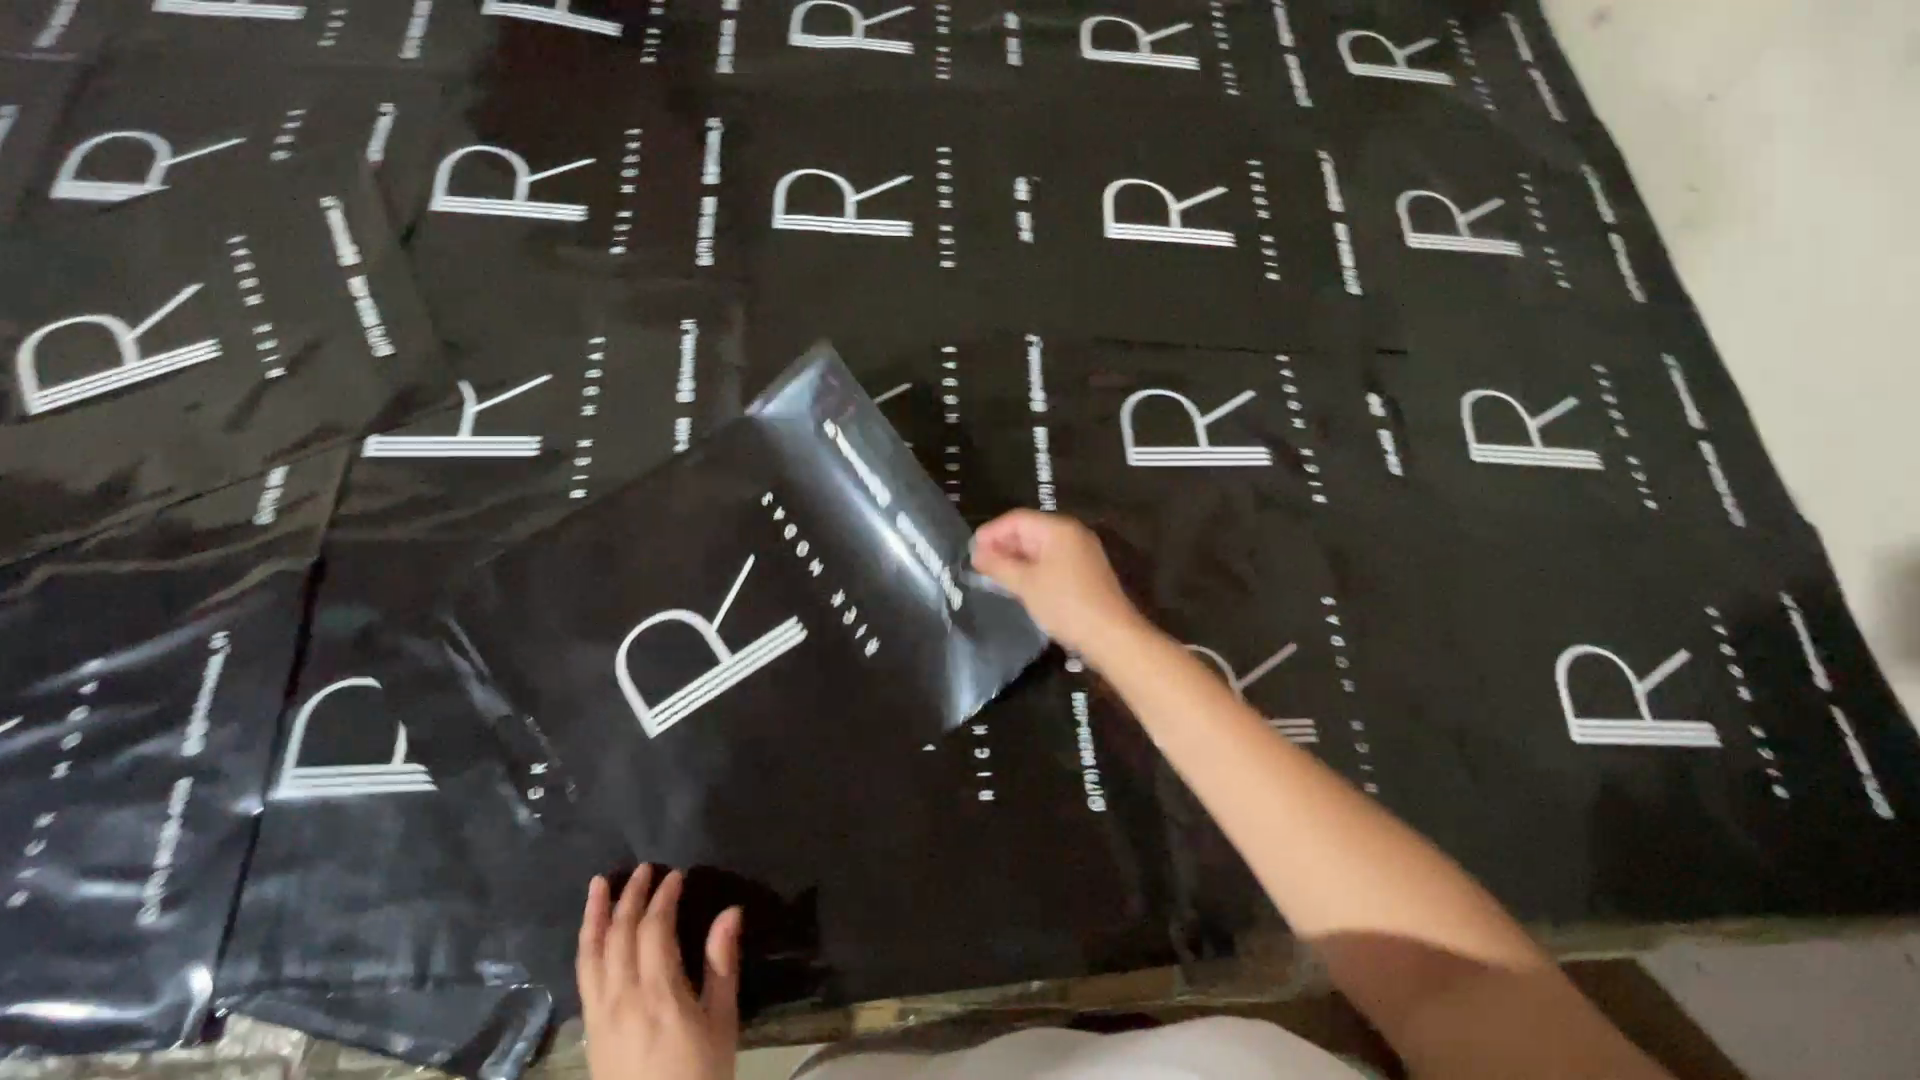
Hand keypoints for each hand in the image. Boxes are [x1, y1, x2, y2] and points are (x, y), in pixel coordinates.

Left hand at [578, 867, 743, 1079]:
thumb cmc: (702, 1075)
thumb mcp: (722, 1022)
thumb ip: (722, 964)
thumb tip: (730, 912)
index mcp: (660, 994)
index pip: (654, 929)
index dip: (664, 897)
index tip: (676, 875)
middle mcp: (622, 998)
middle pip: (620, 934)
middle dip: (631, 896)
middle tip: (644, 869)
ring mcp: (600, 1014)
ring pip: (591, 952)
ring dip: (596, 914)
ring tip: (599, 885)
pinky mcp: (589, 1030)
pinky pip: (583, 976)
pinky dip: (586, 945)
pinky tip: (591, 934)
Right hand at [971, 510, 1148, 661]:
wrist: (1111, 636)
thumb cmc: (1065, 604)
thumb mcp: (1025, 584)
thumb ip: (998, 565)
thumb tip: (976, 553)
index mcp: (1059, 529)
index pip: (1017, 519)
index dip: (991, 532)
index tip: (970, 550)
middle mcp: (1072, 535)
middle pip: (1029, 531)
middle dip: (1002, 546)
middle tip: (978, 565)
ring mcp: (1082, 553)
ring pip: (1040, 548)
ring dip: (1015, 559)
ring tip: (993, 576)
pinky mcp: (1085, 573)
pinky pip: (1052, 562)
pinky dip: (1032, 569)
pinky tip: (1018, 585)